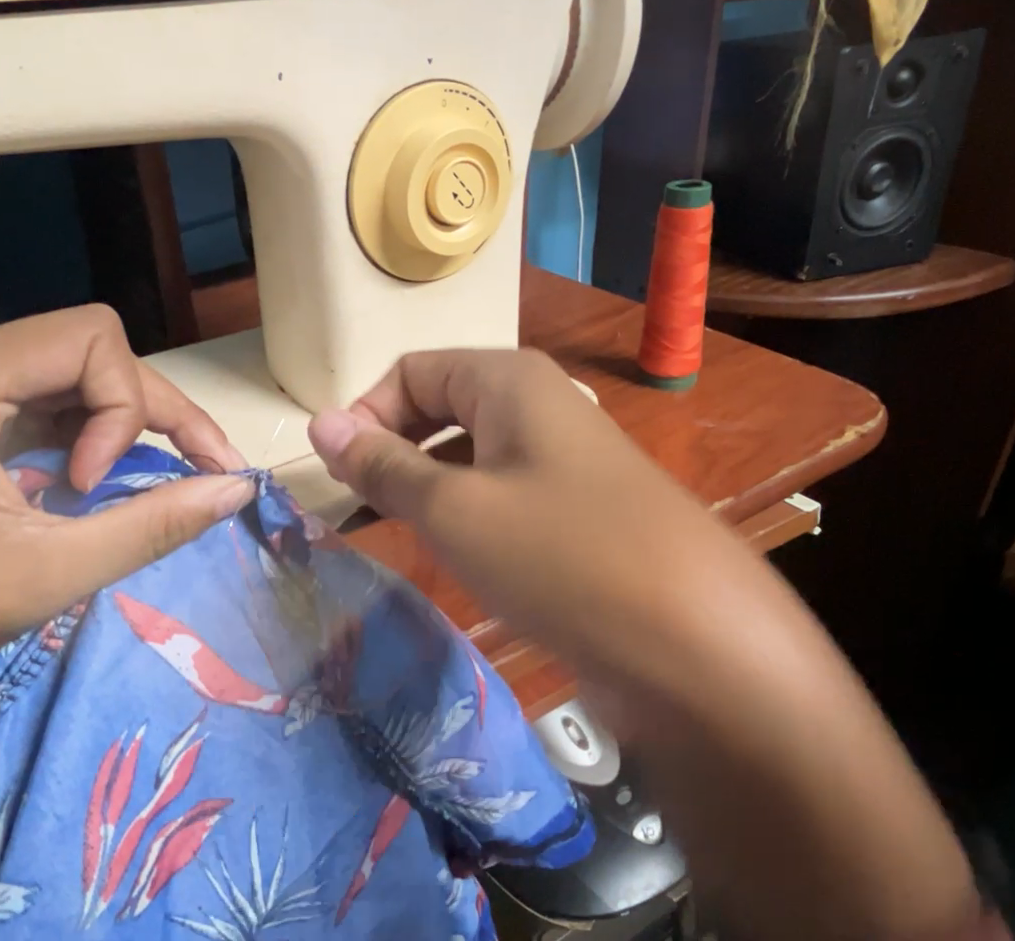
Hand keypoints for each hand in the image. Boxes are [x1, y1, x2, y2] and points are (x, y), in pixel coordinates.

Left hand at [0, 305, 254, 731]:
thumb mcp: (49, 574)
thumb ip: (154, 524)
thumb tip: (239, 488)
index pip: (88, 339)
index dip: (126, 406)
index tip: (93, 485)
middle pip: (84, 350)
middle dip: (143, 412)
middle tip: (196, 472)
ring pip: (70, 372)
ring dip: (120, 424)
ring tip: (146, 483)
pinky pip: (40, 398)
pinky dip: (84, 434)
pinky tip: (100, 479)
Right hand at [306, 348, 697, 678]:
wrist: (696, 642)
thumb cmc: (561, 556)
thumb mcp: (454, 509)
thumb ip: (382, 465)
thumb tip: (319, 423)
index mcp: (509, 380)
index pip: (410, 371)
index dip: (364, 415)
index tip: (334, 477)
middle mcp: (537, 406)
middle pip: (438, 408)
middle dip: (390, 450)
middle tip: (353, 510)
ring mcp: (562, 461)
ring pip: (468, 456)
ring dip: (422, 487)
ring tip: (390, 535)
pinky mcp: (577, 513)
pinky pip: (501, 495)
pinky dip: (464, 516)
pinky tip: (450, 556)